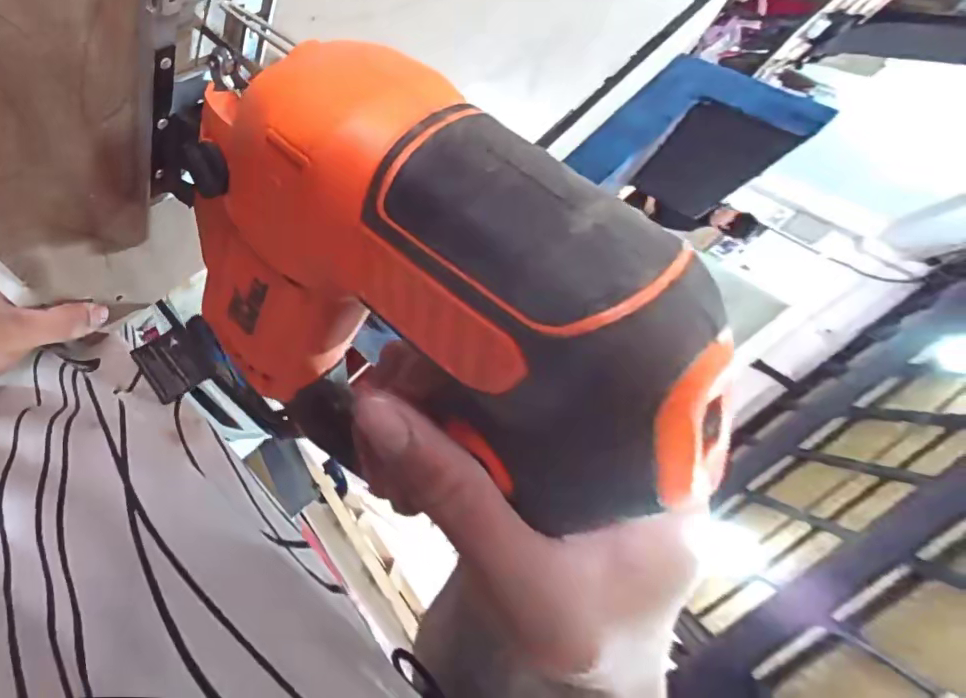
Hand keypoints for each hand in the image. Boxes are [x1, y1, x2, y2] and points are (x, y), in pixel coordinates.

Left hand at [0, 273, 108, 405]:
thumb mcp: (20, 334)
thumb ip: (61, 321)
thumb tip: (103, 309)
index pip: (44, 254)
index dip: (74, 260)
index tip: (107, 265)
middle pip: (40, 273)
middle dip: (69, 282)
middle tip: (108, 286)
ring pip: (32, 292)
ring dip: (56, 300)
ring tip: (92, 301)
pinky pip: (23, 306)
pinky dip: (42, 312)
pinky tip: (61, 319)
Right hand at [353, 344, 699, 694]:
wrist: (554, 690)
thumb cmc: (578, 646)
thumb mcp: (524, 579)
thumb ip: (455, 492)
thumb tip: (371, 402)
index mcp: (640, 456)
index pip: (563, 360)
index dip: (486, 349)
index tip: (422, 372)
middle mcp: (590, 433)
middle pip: (494, 365)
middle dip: (423, 389)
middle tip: (382, 431)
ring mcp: (537, 442)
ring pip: (455, 384)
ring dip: (403, 412)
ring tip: (384, 470)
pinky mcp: (494, 455)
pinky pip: (438, 414)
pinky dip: (404, 433)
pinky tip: (393, 474)